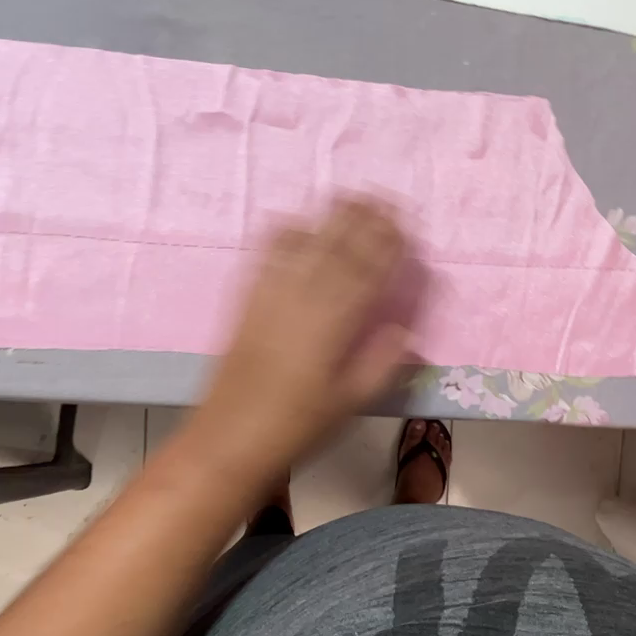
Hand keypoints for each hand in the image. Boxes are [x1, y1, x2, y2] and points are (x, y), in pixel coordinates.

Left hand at [189, 198, 416, 489]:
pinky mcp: (247, 299)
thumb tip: (404, 331)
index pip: (367, 271)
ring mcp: (271, 294)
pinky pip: (268, 253)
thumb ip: (380, 364)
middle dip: (363, 218)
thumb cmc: (298, 426)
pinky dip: (288, 231)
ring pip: (306, 240)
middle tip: (385, 197)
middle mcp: (303, 299)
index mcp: (334, 326)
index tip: (406, 224)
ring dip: (329, 215)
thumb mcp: (351, 403)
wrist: (229, 438)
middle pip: (338, 245)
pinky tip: (299, 222)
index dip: (388, 243)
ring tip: (350, 197)